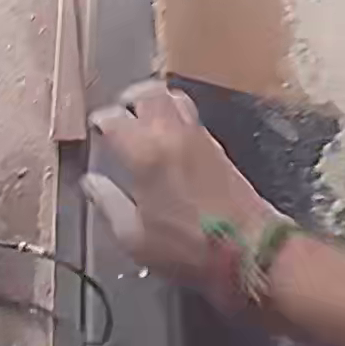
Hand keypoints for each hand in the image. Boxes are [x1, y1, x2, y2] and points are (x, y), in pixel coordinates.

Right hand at [83, 79, 281, 298]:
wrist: (252, 252)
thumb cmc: (186, 247)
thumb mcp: (134, 236)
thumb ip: (108, 203)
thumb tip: (92, 182)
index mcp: (143, 151)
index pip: (112, 118)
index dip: (99, 122)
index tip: (94, 132)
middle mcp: (170, 133)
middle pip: (147, 93)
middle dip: (128, 99)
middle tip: (119, 114)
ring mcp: (198, 135)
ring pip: (173, 98)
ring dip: (155, 102)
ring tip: (144, 119)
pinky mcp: (217, 146)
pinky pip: (190, 115)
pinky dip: (174, 116)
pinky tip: (169, 139)